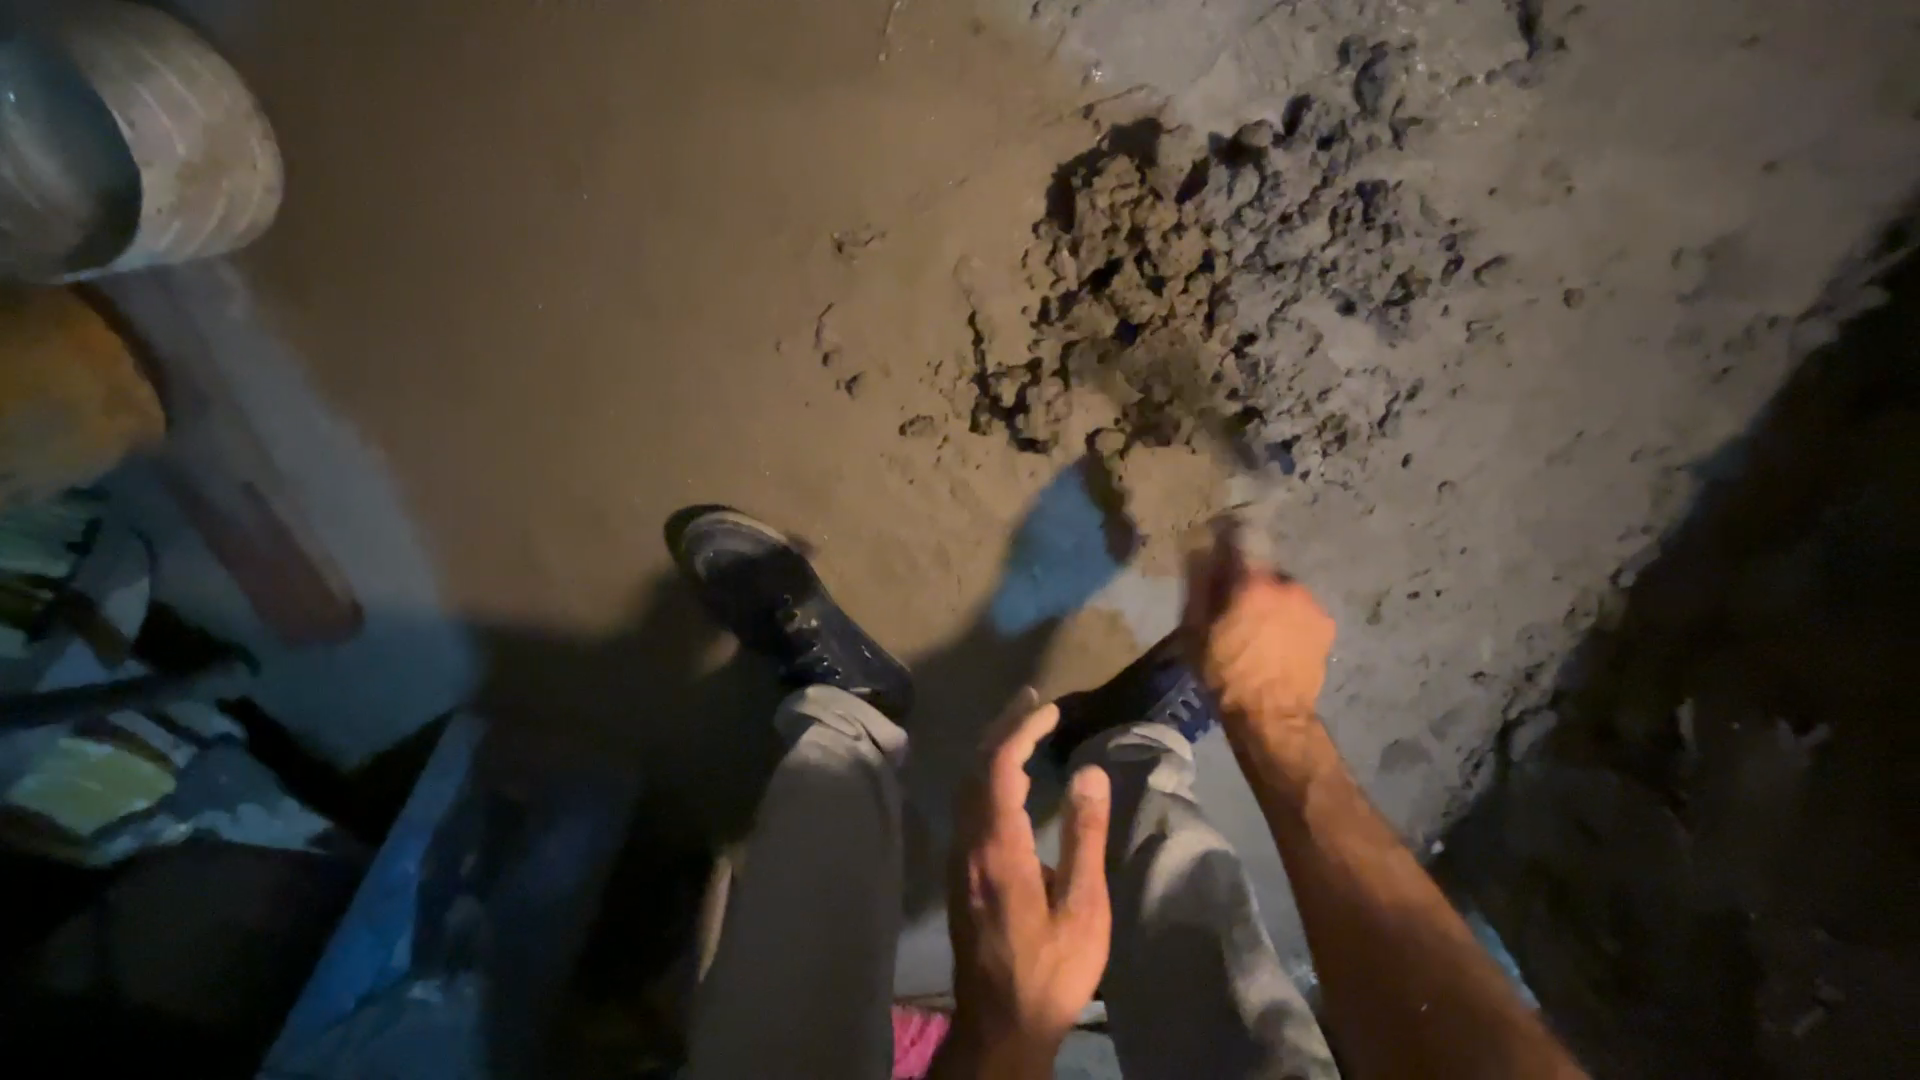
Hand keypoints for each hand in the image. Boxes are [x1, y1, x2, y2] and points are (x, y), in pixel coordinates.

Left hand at [940, 691, 1111, 1076]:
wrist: (1000, 1025)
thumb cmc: (1051, 970)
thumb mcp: (1083, 907)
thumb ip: (1084, 836)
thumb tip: (1087, 772)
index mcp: (997, 847)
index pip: (1000, 766)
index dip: (1022, 729)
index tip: (1049, 709)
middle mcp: (968, 842)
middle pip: (976, 766)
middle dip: (1003, 726)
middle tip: (1034, 700)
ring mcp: (959, 856)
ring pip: (967, 783)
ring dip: (993, 747)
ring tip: (1024, 724)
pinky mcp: (960, 869)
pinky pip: (968, 802)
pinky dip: (987, 772)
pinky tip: (1007, 774)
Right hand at [1183, 520, 1335, 728]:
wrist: (1271, 715)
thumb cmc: (1224, 673)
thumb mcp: (1195, 630)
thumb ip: (1199, 585)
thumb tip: (1198, 550)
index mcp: (1252, 581)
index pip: (1239, 538)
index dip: (1226, 537)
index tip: (1217, 541)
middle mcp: (1287, 583)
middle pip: (1263, 569)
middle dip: (1250, 580)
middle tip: (1237, 606)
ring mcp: (1311, 604)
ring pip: (1285, 590)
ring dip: (1273, 600)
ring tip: (1261, 629)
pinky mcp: (1326, 624)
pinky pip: (1302, 610)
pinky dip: (1291, 617)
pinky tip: (1280, 640)